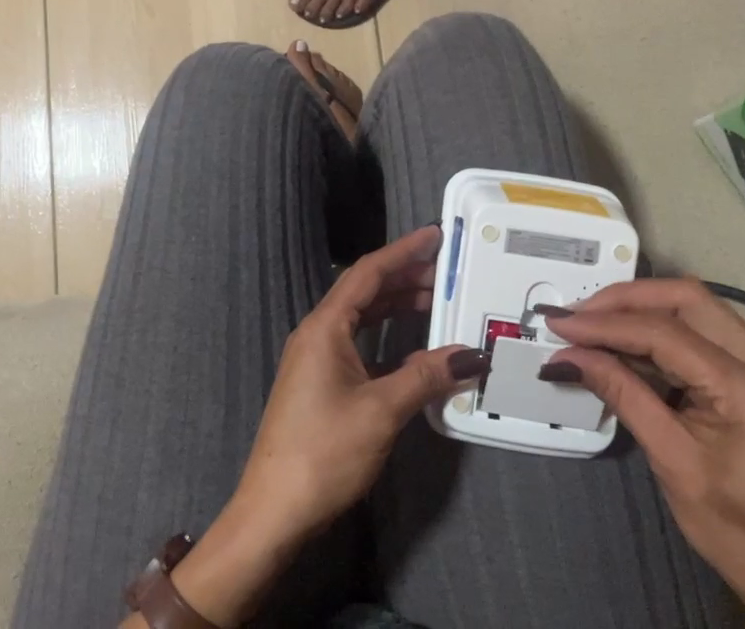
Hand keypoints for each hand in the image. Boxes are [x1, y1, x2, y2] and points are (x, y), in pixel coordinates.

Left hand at [235, 225, 489, 542]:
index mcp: (324, 328)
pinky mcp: (320, 385)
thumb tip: (470, 355)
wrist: (275, 509)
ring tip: (438, 301)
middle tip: (448, 271)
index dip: (402, 251)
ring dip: (396, 307)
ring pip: (361, 319)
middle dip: (404, 277)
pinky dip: (387, 338)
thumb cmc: (325, 451)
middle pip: (364, 292)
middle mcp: (317, 335)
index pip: (366, 274)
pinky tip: (414, 350)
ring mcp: (316, 361)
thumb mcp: (381, 410)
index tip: (434, 234)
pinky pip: (359, 345)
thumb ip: (425, 376)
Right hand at [541, 279, 744, 628]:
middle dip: (625, 301)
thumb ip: (623, 395)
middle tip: (577, 317)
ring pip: (700, 309)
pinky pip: (711, 333)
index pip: (666, 334)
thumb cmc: (738, 532)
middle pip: (689, 300)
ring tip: (593, 327)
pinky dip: (666, 331)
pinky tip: (630, 346)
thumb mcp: (673, 462)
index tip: (558, 324)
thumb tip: (568, 356)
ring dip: (643, 311)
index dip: (605, 324)